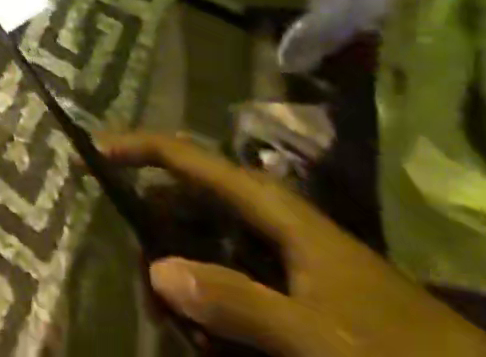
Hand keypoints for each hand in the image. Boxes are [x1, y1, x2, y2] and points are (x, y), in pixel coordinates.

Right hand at [99, 132, 485, 356]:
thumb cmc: (390, 346)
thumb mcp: (312, 333)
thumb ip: (236, 301)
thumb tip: (156, 269)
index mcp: (274, 208)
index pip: (195, 160)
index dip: (143, 148)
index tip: (95, 150)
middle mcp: (272, 219)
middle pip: (195, 202)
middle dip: (154, 225)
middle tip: (125, 266)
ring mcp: (283, 253)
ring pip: (211, 244)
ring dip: (180, 269)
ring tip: (162, 312)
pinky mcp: (293, 287)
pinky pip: (233, 278)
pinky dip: (208, 298)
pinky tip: (201, 332)